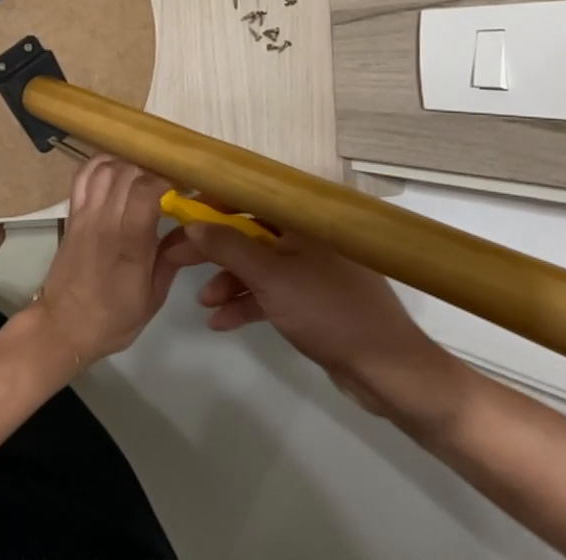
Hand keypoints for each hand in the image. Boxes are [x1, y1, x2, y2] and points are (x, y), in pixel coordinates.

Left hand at [33, 156, 184, 366]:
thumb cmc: (113, 319)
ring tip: (144, 172)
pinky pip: (82, 178)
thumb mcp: (153, 298)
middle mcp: (104, 223)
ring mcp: (84, 216)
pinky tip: (116, 169)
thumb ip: (170, 259)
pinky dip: (99, 165)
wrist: (64, 326)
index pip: (145, 192)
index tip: (183, 184)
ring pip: (104, 169)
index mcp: (129, 246)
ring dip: (126, 163)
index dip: (165, 179)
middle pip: (126, 173)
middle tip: (167, 177)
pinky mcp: (71, 216)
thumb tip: (190, 230)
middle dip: (150, 168)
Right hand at [165, 224, 465, 427]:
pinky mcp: (315, 300)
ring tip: (205, 303)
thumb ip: (229, 247)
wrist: (388, 369)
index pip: (251, 196)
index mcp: (305, 221)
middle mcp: (309, 238)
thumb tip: (193, 225)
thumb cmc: (329, 312)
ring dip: (228, 281)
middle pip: (250, 232)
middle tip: (176, 258)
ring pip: (258, 265)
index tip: (182, 213)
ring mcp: (313, 270)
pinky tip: (222, 321)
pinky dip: (247, 303)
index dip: (214, 202)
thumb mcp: (271, 277)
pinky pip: (272, 292)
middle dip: (214, 248)